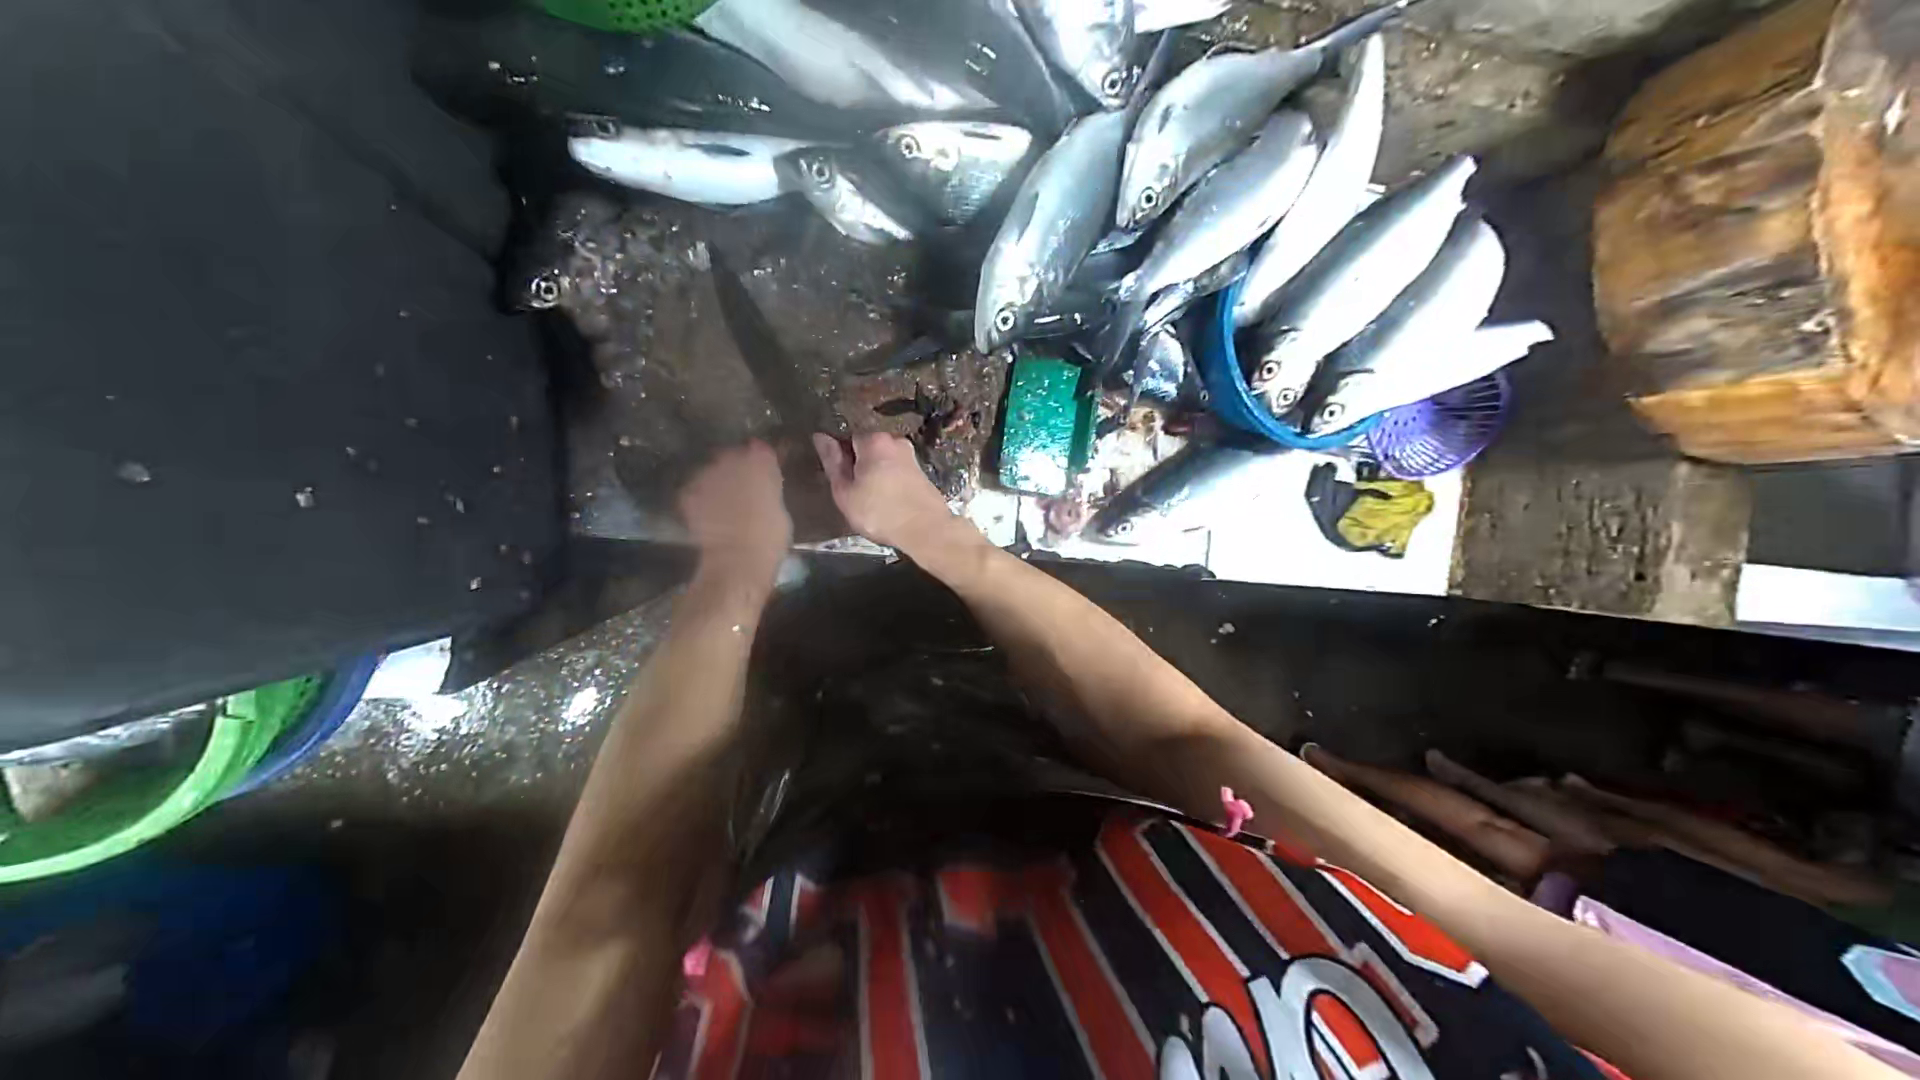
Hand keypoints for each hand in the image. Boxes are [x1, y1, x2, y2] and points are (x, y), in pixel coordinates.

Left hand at [678, 440, 790, 586]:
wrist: (738, 558)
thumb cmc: (770, 537)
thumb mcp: (780, 508)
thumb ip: (769, 489)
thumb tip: (765, 484)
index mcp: (760, 461)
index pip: (759, 449)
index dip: (759, 460)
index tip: (762, 472)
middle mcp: (730, 460)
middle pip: (730, 456)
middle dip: (734, 468)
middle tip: (741, 488)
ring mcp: (706, 476)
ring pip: (710, 472)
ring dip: (715, 482)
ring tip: (721, 503)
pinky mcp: (688, 494)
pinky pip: (694, 491)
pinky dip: (698, 500)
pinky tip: (706, 514)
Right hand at [812, 432, 968, 555]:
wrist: (927, 530)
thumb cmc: (880, 513)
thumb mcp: (845, 492)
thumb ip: (832, 462)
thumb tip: (820, 437)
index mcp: (873, 440)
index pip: (846, 437)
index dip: (839, 457)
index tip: (839, 478)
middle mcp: (895, 440)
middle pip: (866, 447)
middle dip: (858, 464)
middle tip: (854, 491)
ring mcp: (911, 455)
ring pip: (882, 460)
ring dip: (874, 474)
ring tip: (871, 499)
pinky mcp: (921, 471)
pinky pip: (896, 470)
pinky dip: (889, 481)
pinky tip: (888, 500)